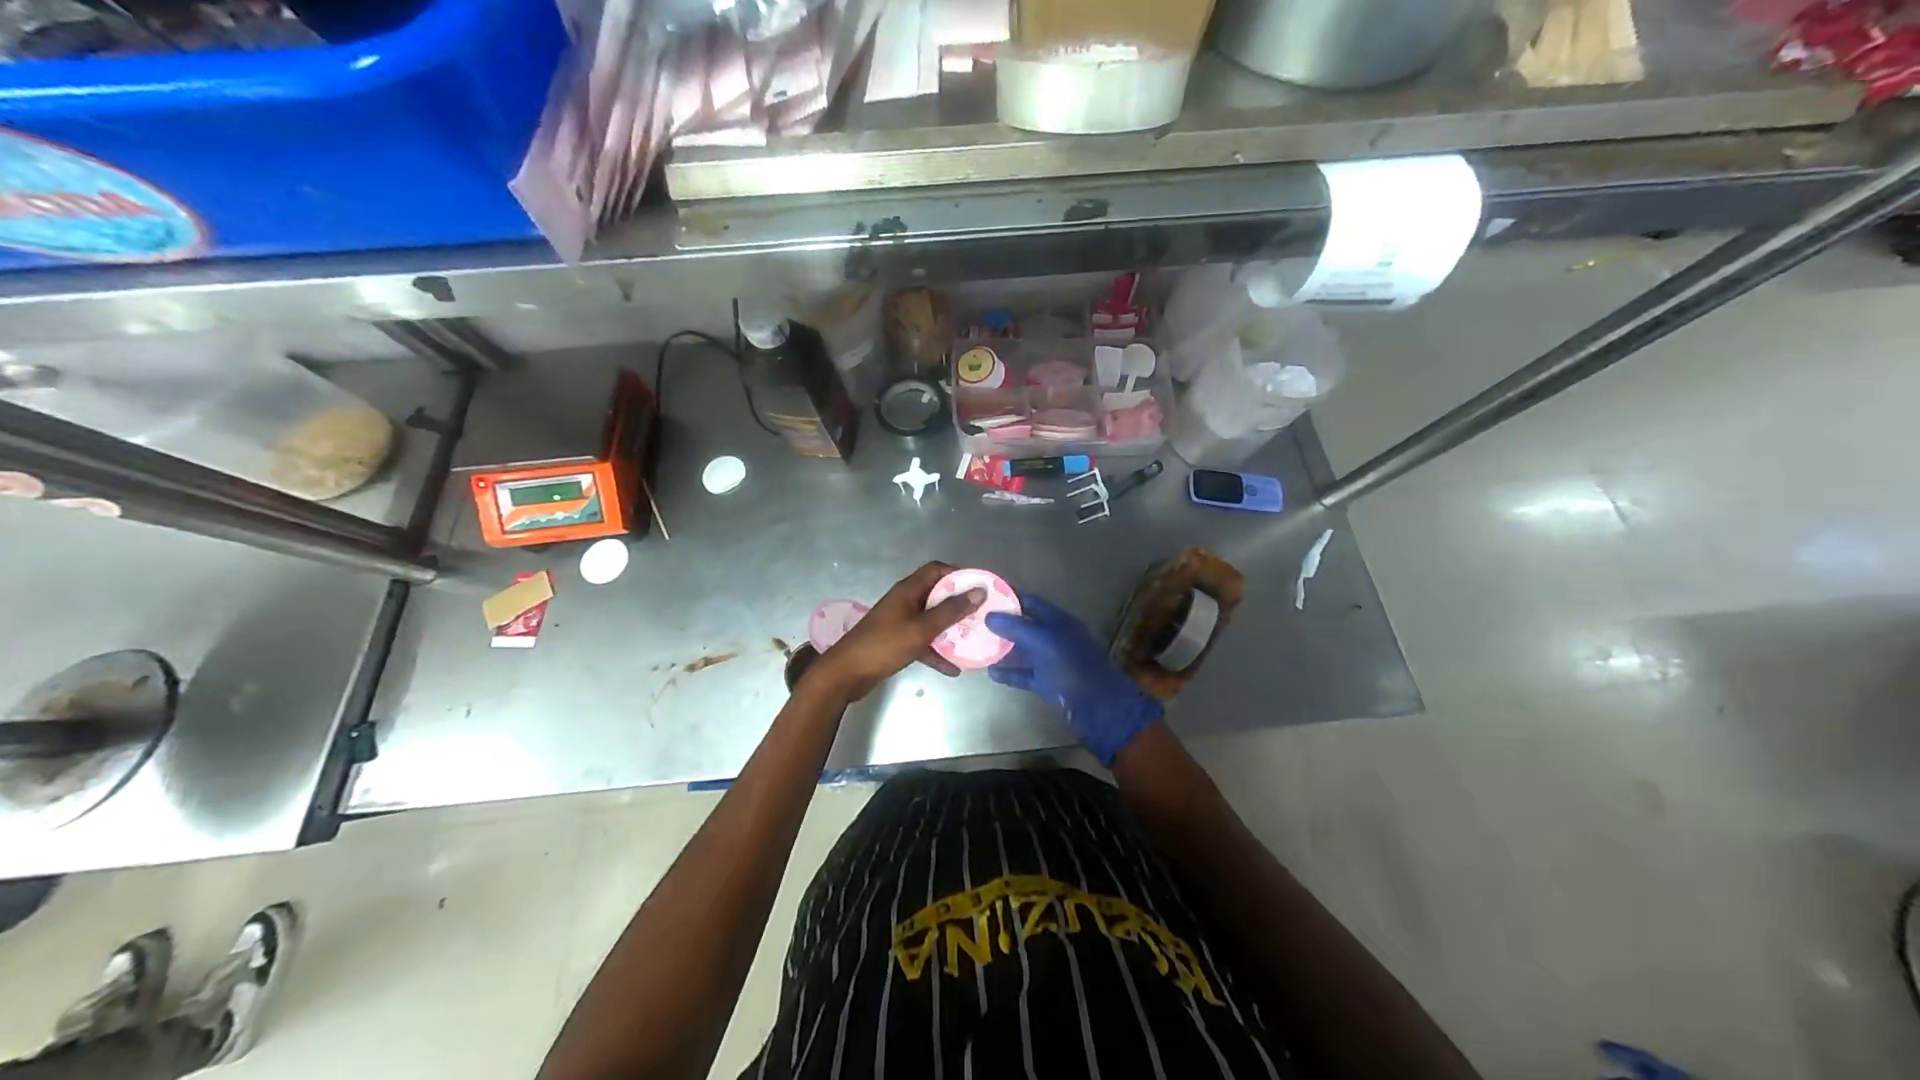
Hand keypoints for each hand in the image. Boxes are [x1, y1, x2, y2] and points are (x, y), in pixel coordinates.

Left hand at [811, 562, 983, 700]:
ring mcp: (900, 622)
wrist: (846, 673)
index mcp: (908, 590)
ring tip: (974, 640)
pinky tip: (954, 668)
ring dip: (950, 630)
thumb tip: (979, 591)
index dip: (959, 574)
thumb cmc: (884, 645)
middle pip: (937, 595)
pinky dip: (937, 652)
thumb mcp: (922, 628)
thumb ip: (951, 611)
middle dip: (960, 604)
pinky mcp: (897, 642)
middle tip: (982, 615)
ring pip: (932, 620)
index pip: (937, 570)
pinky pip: (923, 642)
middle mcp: (905, 601)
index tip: (980, 587)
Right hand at [986, 593, 1162, 765]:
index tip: (986, 598)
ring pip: (1025, 651)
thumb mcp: (1044, 643)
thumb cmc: (1072, 668)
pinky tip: (991, 673)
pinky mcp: (1050, 684)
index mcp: (1059, 622)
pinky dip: (1010, 673)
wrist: (1100, 708)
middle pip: (1027, 626)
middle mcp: (1056, 639)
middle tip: (976, 623)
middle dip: (1003, 625)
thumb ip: (1018, 628)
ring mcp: (1053, 662)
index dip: (1011, 598)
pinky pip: (1026, 675)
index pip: (1032, 602)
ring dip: (1004, 649)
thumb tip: (990, 616)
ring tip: (979, 646)